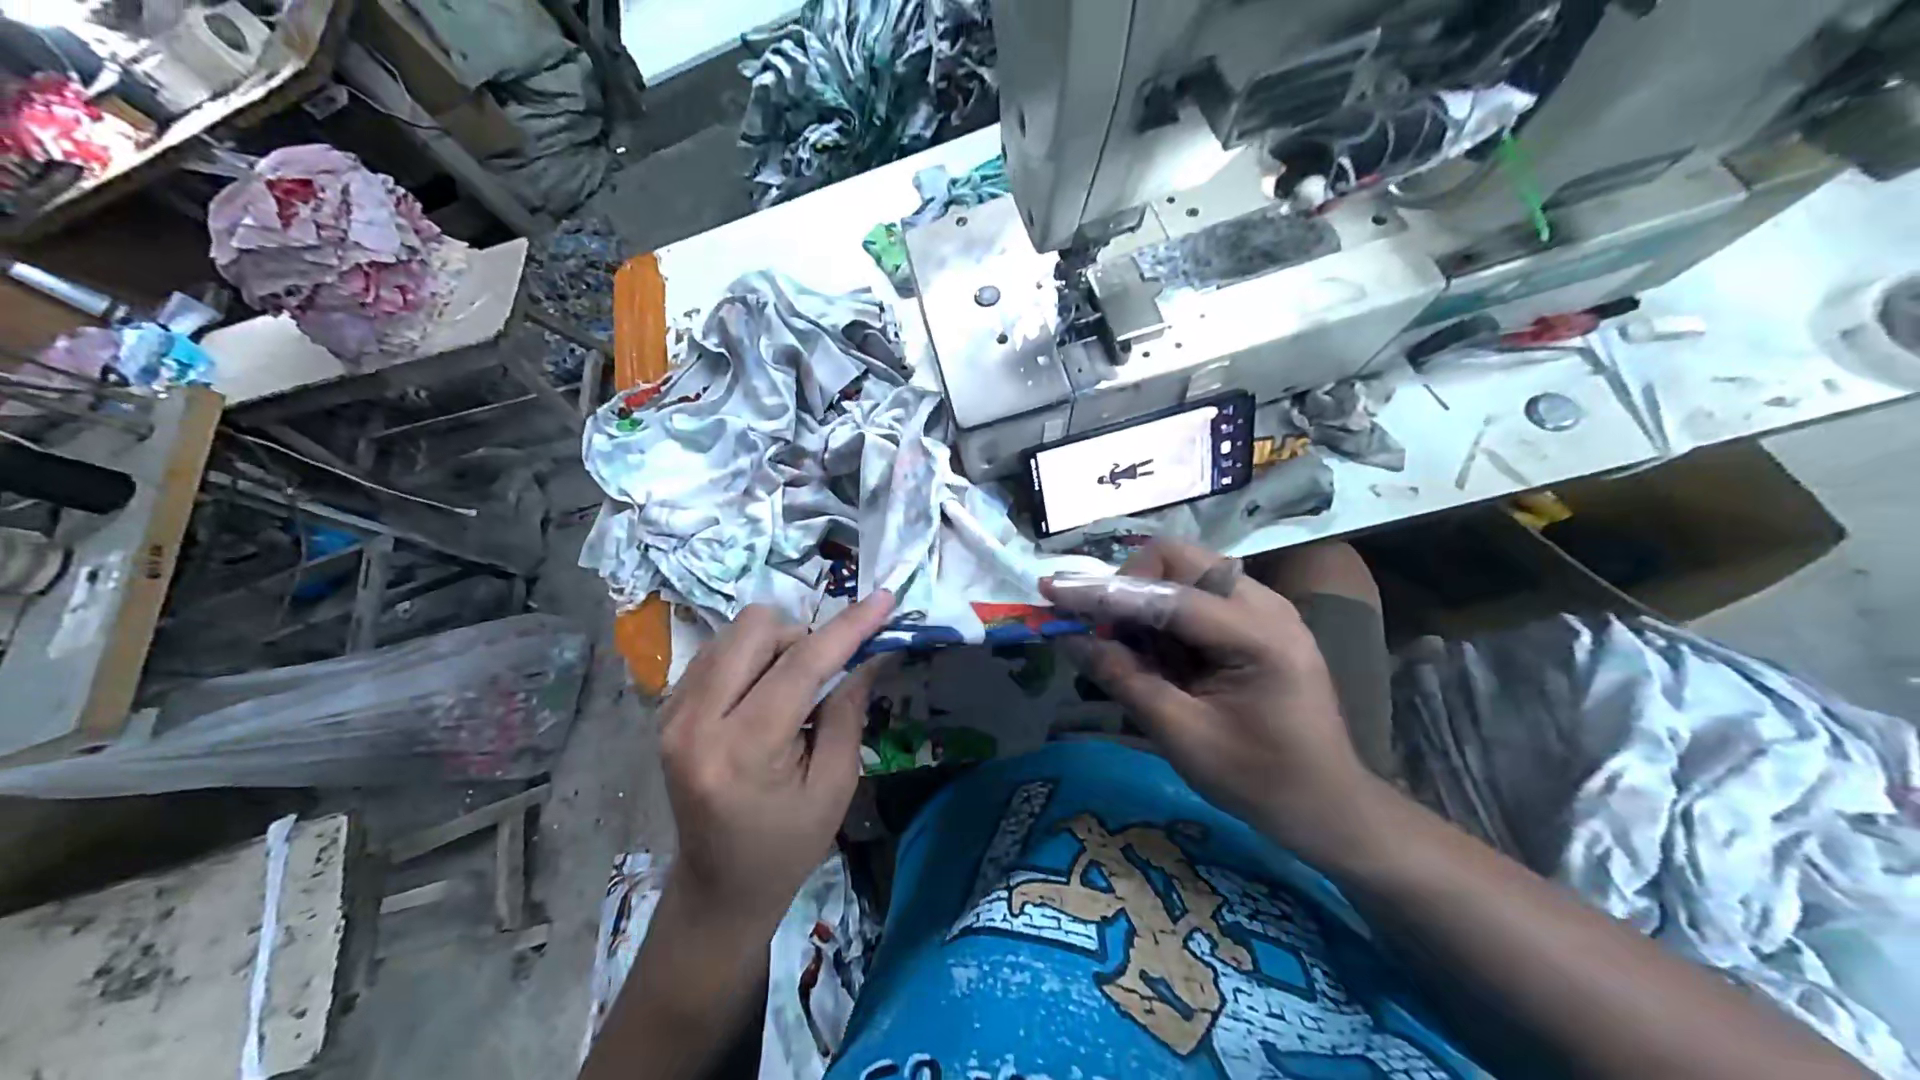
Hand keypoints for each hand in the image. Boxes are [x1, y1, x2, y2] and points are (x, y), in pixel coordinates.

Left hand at [656, 592, 895, 934]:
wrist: (718, 885)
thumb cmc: (787, 844)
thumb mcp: (835, 786)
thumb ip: (849, 711)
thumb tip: (870, 651)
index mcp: (741, 752)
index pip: (800, 666)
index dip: (847, 628)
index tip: (884, 599)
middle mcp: (694, 723)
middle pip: (755, 629)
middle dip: (802, 635)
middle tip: (825, 672)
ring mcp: (671, 713)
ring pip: (735, 633)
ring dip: (776, 645)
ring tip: (793, 689)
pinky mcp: (666, 709)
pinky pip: (718, 651)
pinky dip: (751, 658)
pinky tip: (762, 695)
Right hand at [1042, 540, 1376, 855]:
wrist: (1329, 805)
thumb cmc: (1259, 780)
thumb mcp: (1182, 736)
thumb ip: (1125, 680)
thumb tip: (1070, 638)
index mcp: (1259, 635)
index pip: (1167, 595)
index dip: (1103, 593)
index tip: (1052, 591)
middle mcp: (1265, 604)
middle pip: (1179, 559)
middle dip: (1128, 585)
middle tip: (1102, 630)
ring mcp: (1264, 608)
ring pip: (1185, 571)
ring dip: (1144, 600)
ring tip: (1127, 648)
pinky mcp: (1257, 620)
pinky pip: (1197, 594)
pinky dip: (1164, 614)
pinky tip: (1157, 654)